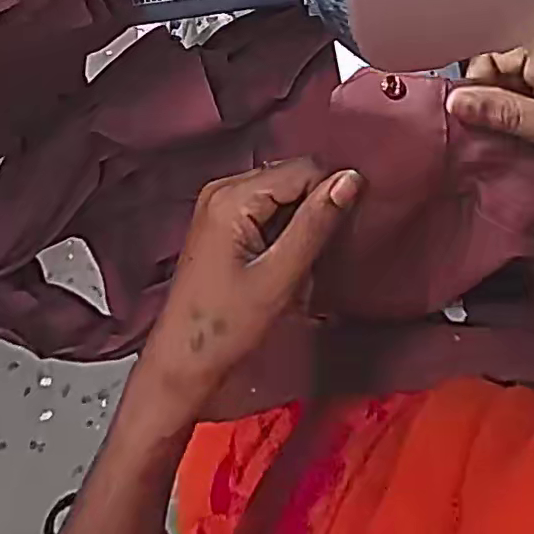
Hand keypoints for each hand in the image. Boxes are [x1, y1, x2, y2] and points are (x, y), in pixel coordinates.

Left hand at [134, 159, 362, 408]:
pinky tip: (282, 255)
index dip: (328, 194)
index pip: (303, 169)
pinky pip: (265, 204)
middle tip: (318, 249)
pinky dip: (282, 224)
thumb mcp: (280, 276)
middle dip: (313, 206)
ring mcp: (217, 201)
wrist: (182, 363)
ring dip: (299, 217)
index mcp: (232, 196)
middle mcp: (222, 187)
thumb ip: (316, 223)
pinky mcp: (219, 217)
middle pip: (290, 175)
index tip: (338, 232)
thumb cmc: (228, 326)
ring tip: (300, 255)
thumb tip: (351, 178)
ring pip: (281, 189)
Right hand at [445, 35, 533, 237]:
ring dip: (509, 113)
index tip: (466, 119)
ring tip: (503, 143)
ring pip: (521, 90)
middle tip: (483, 135)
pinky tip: (525, 144)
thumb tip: (452, 99)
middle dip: (490, 99)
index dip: (475, 84)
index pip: (492, 55)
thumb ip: (502, 111)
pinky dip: (528, 122)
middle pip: (505, 70)